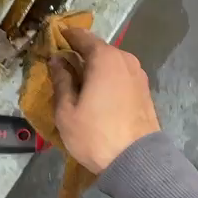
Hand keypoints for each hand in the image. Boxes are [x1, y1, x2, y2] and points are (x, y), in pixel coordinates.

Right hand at [49, 29, 161, 173]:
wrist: (136, 160)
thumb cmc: (95, 135)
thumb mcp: (67, 111)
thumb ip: (61, 80)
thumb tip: (56, 60)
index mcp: (104, 58)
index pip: (81, 36)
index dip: (65, 36)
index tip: (52, 40)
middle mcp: (124, 59)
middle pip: (98, 50)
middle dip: (80, 55)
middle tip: (62, 67)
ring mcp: (138, 74)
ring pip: (111, 64)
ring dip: (95, 69)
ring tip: (79, 84)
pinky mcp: (144, 90)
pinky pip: (121, 76)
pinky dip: (108, 79)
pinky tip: (98, 94)